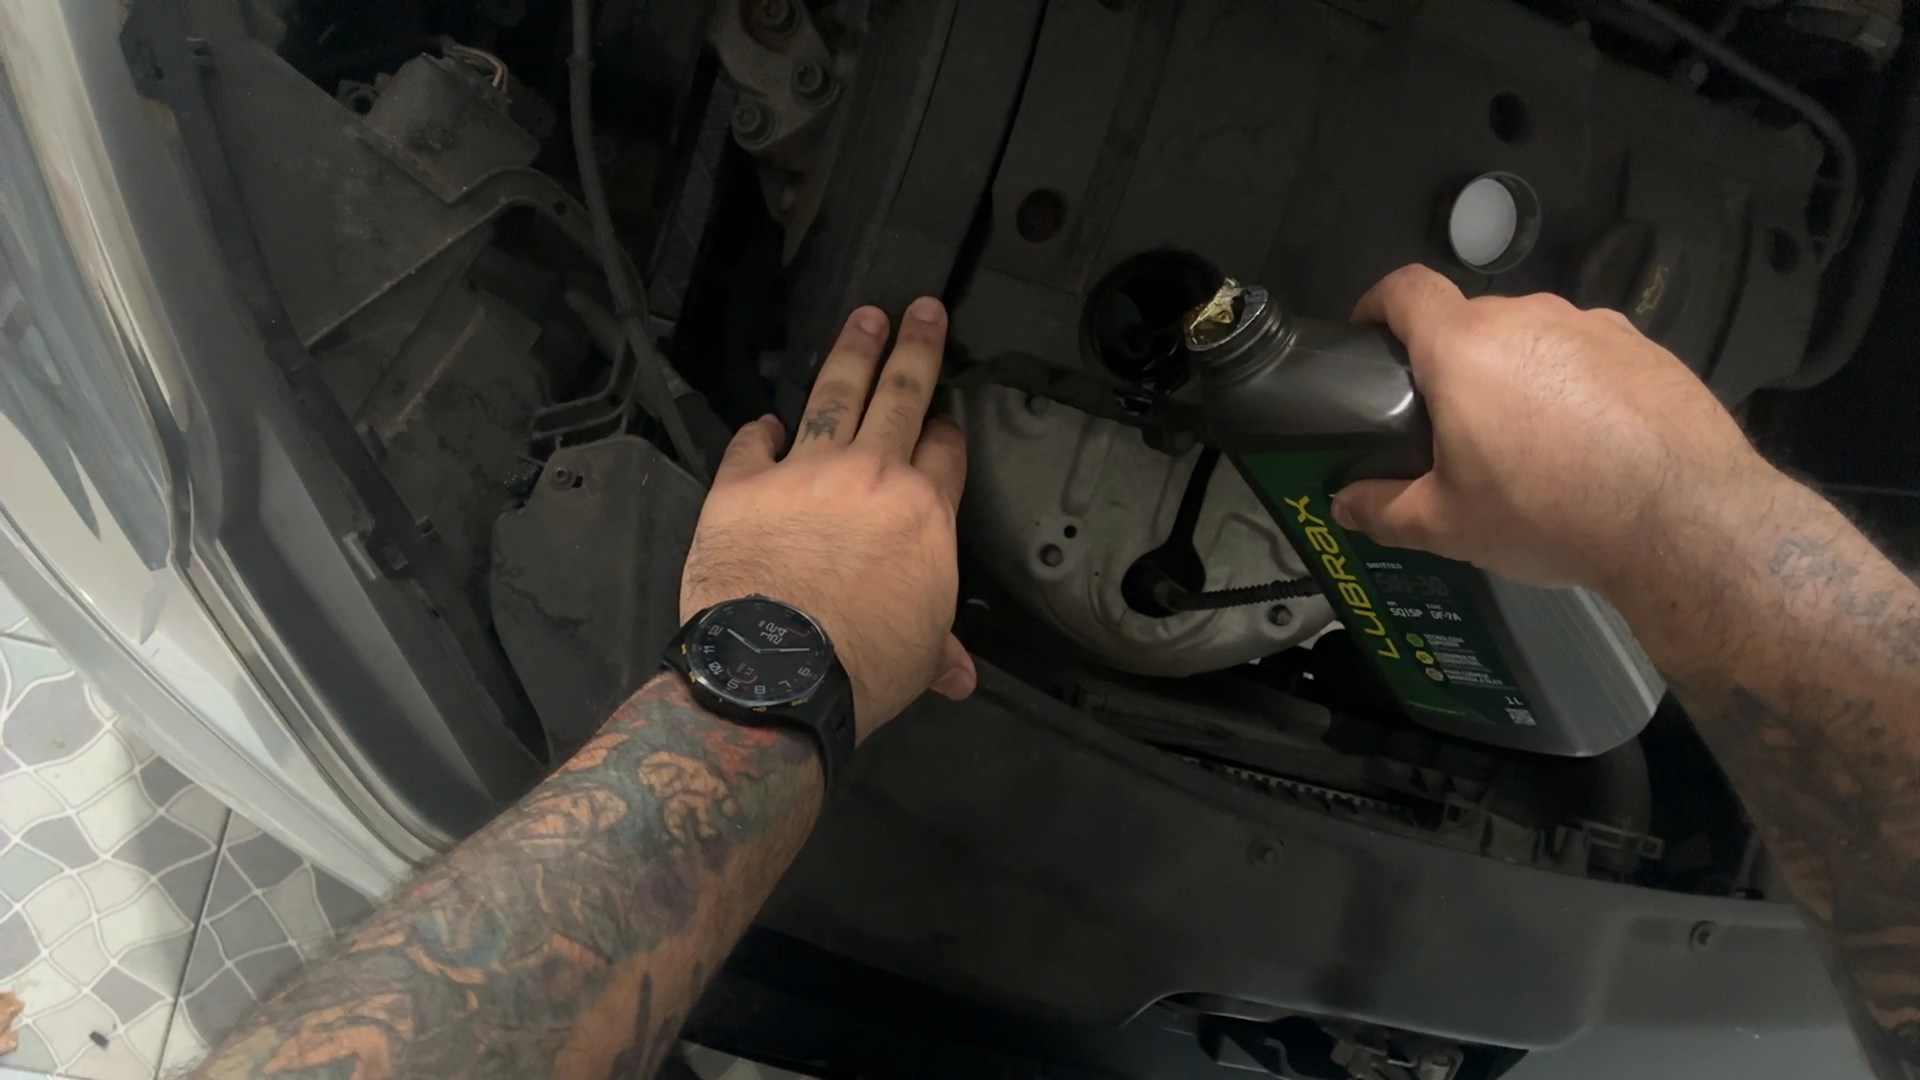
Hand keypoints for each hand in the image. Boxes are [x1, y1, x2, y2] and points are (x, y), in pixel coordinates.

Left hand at [679, 297, 973, 738]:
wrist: (778, 675)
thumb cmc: (862, 665)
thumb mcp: (919, 656)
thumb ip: (940, 648)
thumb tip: (962, 675)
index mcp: (923, 512)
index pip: (946, 452)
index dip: (949, 433)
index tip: (947, 423)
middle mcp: (871, 476)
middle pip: (903, 397)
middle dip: (917, 350)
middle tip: (924, 311)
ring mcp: (805, 473)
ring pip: (837, 396)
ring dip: (854, 355)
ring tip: (867, 320)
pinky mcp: (743, 486)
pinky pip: (754, 444)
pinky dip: (760, 432)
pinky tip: (766, 421)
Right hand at [1331, 264, 1773, 592]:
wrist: (1690, 523)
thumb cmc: (1544, 511)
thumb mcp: (1442, 524)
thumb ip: (1379, 509)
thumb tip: (1342, 504)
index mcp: (1464, 348)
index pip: (1405, 289)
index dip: (1374, 303)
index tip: (1364, 336)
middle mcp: (1528, 318)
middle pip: (1464, 318)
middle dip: (1439, 358)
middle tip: (1437, 419)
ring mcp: (1594, 326)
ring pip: (1524, 335)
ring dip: (1503, 370)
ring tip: (1512, 434)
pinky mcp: (1646, 347)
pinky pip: (1578, 352)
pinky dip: (1559, 381)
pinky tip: (1574, 436)